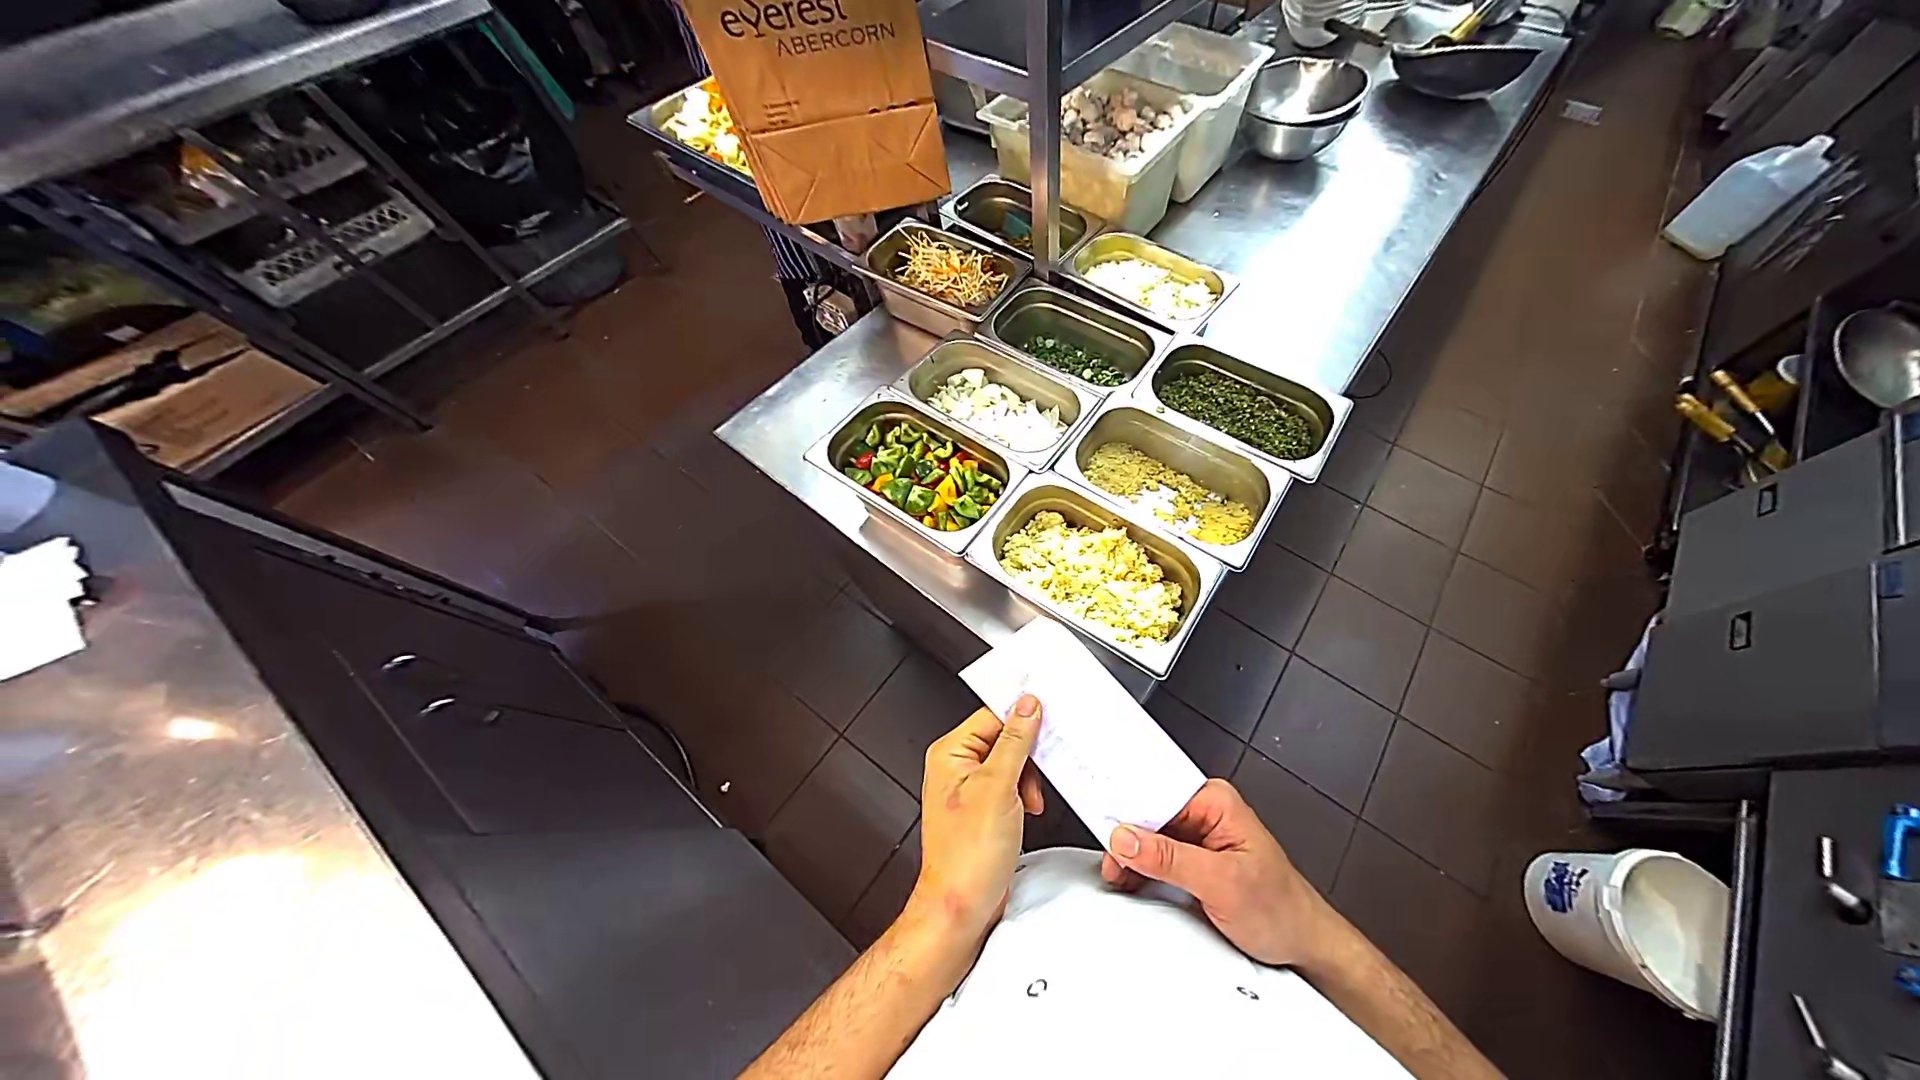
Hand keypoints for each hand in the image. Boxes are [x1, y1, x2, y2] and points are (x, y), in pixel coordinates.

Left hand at [910, 695, 1044, 939]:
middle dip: (1026, 756)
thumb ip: (1014, 742)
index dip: (1020, 717)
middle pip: (1002, 737)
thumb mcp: (998, 787)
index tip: (1046, 720)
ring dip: (1028, 778)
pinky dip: (1024, 794)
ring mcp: (969, 788)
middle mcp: (955, 767)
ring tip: (1028, 800)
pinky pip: (1010, 785)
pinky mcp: (982, 808)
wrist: (961, 907)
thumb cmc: (966, 856)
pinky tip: (1027, 809)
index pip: (991, 715)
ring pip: (1010, 762)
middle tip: (1036, 774)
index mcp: (950, 752)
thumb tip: (1025, 706)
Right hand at [1102, 778, 1336, 967]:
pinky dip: (1139, 869)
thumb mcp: (1222, 883)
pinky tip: (1132, 880)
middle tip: (1114, 861)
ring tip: (1121, 875)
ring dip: (1131, 857)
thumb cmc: (1283, 910)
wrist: (1303, 945)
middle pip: (1149, 815)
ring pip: (1148, 837)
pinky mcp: (1190, 858)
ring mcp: (1196, 835)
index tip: (1111, 833)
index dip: (1131, 813)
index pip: (1158, 794)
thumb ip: (1170, 859)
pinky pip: (1155, 855)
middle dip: (1127, 839)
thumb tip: (1127, 840)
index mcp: (1215, 801)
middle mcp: (1204, 812)